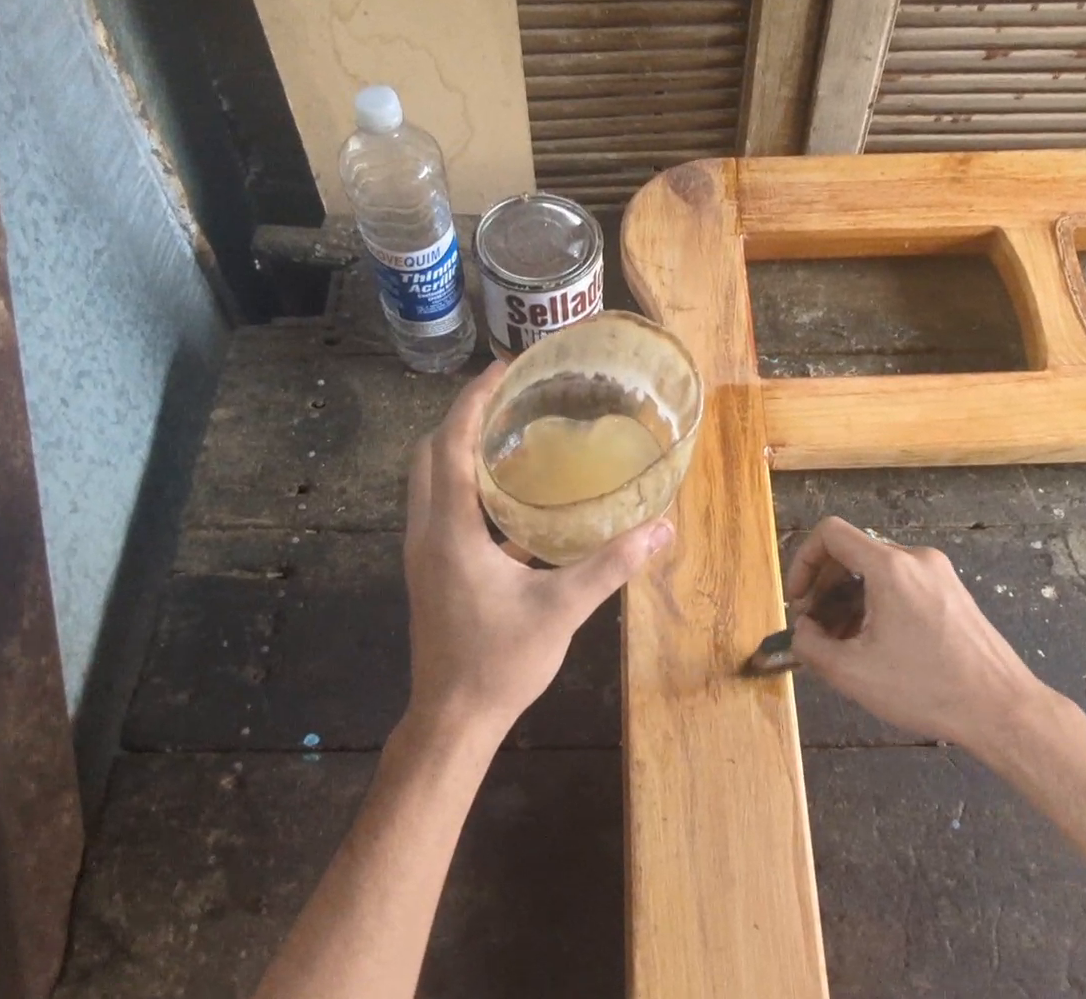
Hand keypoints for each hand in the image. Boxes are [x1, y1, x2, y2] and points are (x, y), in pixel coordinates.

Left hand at [401, 363, 673, 737]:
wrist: (453, 718)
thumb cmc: (499, 663)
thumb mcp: (561, 611)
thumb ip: (610, 566)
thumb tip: (660, 528)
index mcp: (451, 531)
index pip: (452, 444)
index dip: (474, 399)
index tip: (505, 367)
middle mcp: (427, 531)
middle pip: (430, 452)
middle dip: (464, 416)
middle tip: (512, 396)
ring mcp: (424, 552)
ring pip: (430, 479)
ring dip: (461, 447)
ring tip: (512, 432)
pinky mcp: (432, 569)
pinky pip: (442, 506)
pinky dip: (466, 483)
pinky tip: (511, 493)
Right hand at [785, 516, 1052, 755]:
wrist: (1002, 710)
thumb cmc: (926, 688)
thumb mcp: (852, 672)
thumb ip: (810, 645)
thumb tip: (802, 630)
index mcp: (890, 567)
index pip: (830, 534)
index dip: (802, 562)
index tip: (798, 600)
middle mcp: (916, 559)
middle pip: (852, 552)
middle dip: (823, 587)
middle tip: (813, 627)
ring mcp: (938, 574)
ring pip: (875, 571)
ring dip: (847, 600)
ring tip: (840, 641)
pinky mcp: (951, 592)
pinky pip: (899, 584)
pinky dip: (875, 604)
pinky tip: (871, 643)